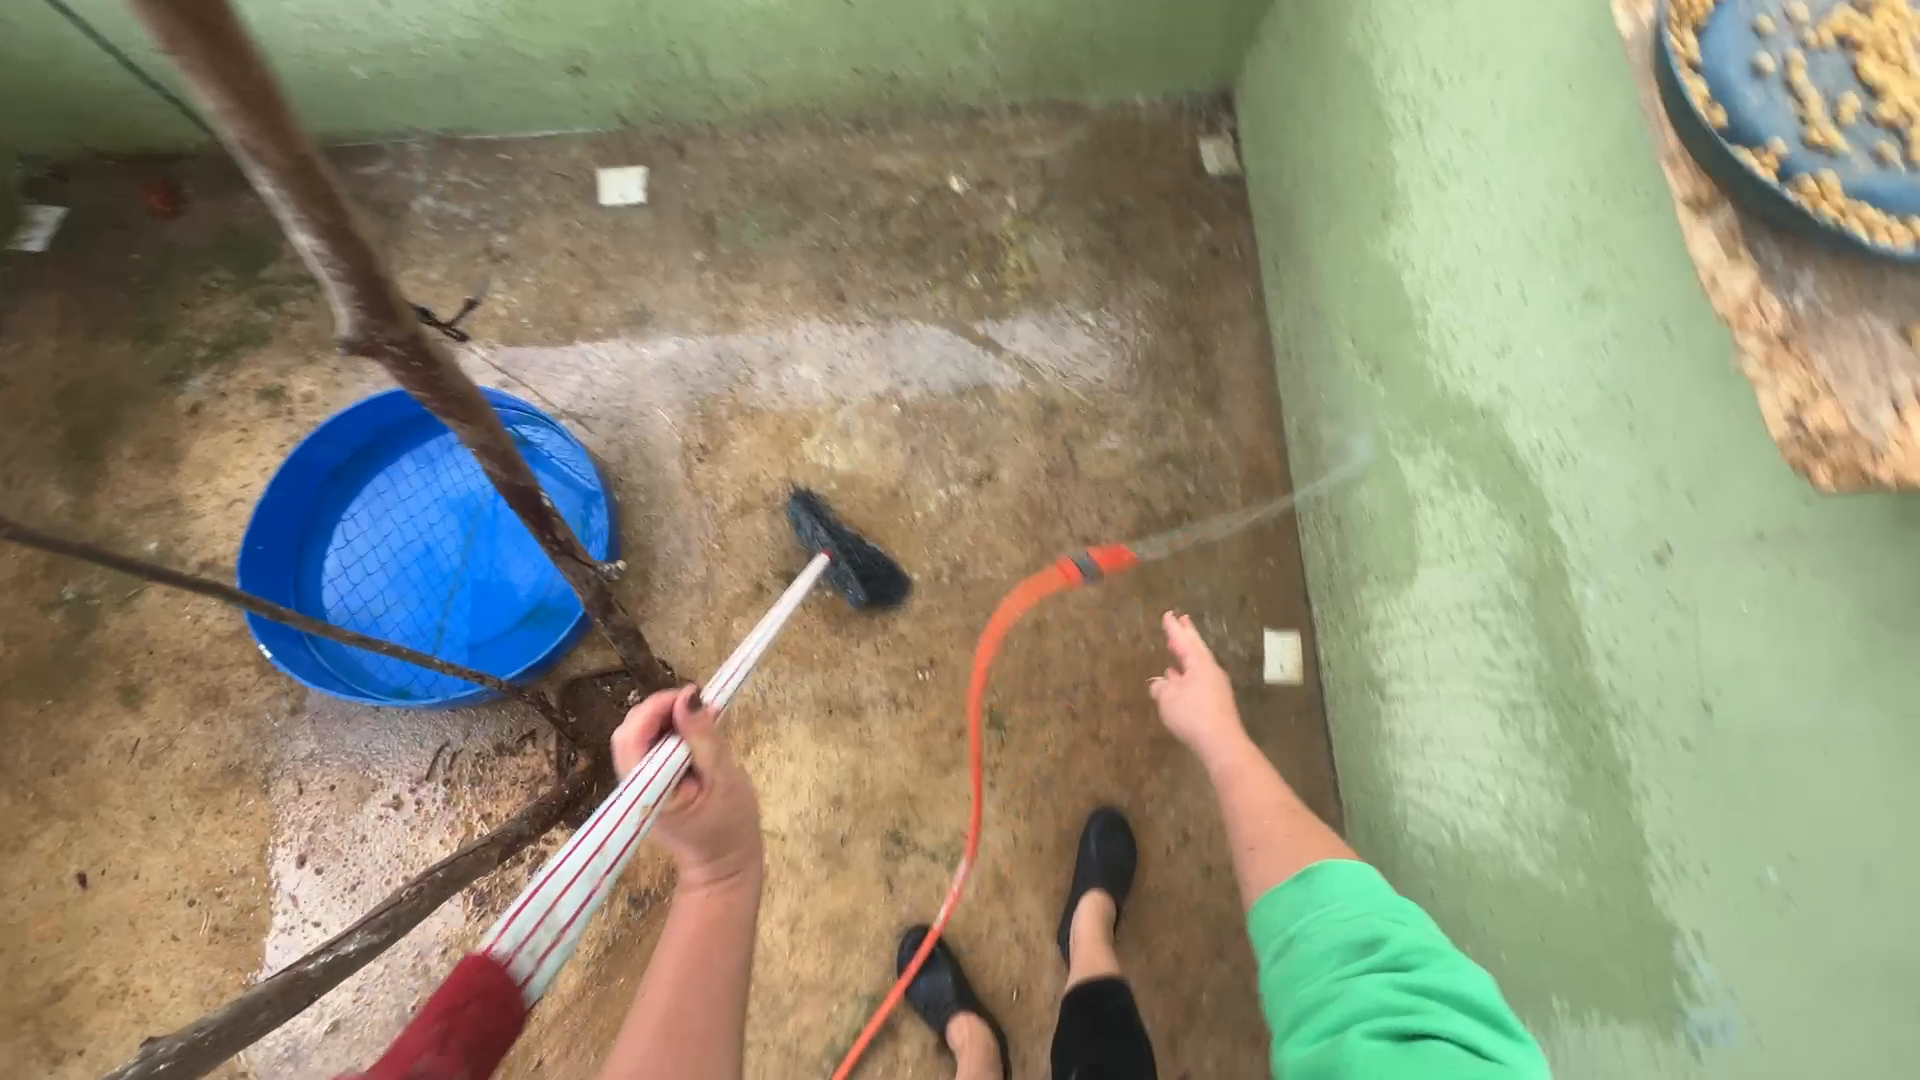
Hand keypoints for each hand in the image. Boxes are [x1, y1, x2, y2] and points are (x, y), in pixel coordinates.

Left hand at [612, 685, 763, 889]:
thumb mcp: (722, 777)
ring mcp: (642, 783)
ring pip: (641, 736)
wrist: (726, 865)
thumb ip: (703, 736)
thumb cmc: (728, 825)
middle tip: (700, 704)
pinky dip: (673, 732)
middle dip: (662, 709)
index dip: (656, 707)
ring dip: (669, 719)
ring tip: (703, 716)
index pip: (631, 736)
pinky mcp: (654, 782)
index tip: (692, 695)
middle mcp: (634, 783)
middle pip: (631, 732)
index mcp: (645, 787)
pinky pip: (653, 748)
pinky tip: (697, 733)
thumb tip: (688, 696)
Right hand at [1147, 611, 1248, 767]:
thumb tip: (1158, 682)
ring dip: (1186, 655)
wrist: (1221, 743)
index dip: (1174, 628)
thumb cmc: (1192, 715)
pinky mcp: (1215, 702)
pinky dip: (1187, 674)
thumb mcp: (1168, 699)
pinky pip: (1198, 679)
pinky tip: (1178, 679)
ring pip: (1198, 664)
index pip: (1184, 641)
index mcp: (1199, 664)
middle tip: (1182, 619)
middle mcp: (1210, 671)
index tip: (1168, 614)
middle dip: (1187, 634)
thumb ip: (1160, 687)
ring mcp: (1215, 686)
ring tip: (1176, 648)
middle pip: (1196, 648)